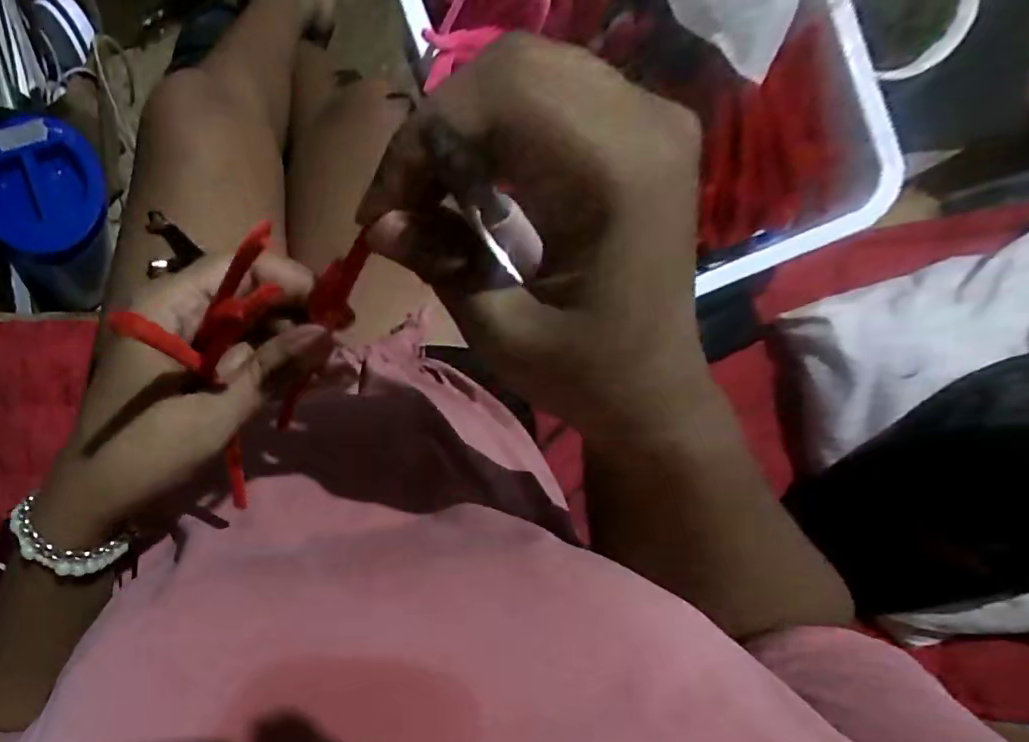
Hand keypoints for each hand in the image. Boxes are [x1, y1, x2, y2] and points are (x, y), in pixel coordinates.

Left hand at [36, 252, 333, 547]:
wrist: (94, 499)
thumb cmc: (147, 455)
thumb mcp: (214, 415)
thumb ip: (269, 371)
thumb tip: (325, 334)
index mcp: (162, 310)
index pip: (233, 268)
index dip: (286, 279)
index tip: (331, 305)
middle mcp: (165, 313)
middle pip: (238, 295)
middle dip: (288, 315)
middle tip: (334, 340)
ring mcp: (169, 342)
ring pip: (236, 327)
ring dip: (277, 344)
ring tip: (322, 365)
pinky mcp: (175, 369)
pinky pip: (223, 354)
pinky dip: (255, 365)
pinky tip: (291, 377)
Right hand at [358, 33, 709, 439]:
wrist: (651, 387)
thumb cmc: (582, 374)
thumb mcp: (500, 332)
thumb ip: (440, 264)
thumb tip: (377, 224)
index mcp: (615, 172)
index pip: (500, 97)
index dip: (421, 141)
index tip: (380, 211)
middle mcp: (642, 120)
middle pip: (512, 67)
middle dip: (435, 128)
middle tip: (400, 202)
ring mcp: (647, 116)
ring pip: (527, 71)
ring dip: (460, 126)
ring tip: (427, 195)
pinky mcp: (637, 129)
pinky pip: (548, 95)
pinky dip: (492, 130)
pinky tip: (469, 184)